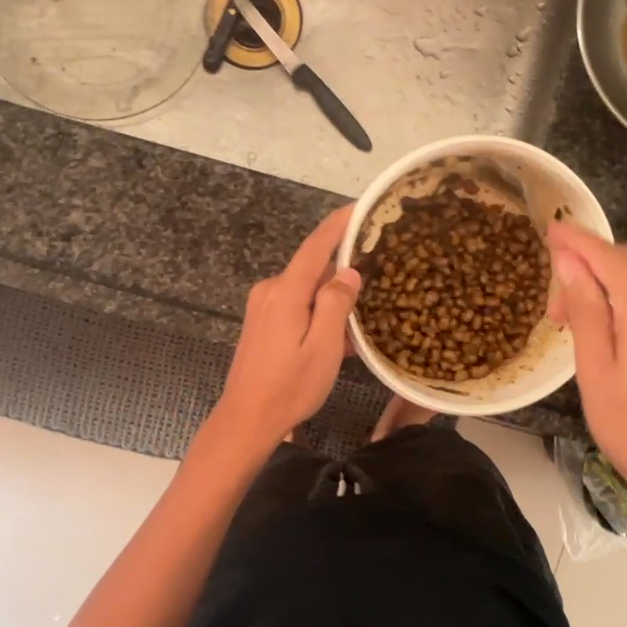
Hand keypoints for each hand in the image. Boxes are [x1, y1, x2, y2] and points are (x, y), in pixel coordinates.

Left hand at [213, 206, 361, 445]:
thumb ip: (336, 304)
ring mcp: (262, 308)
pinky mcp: (261, 325)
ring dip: (332, 298)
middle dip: (343, 269)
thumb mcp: (323, 347)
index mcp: (286, 292)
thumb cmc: (289, 387)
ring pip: (305, 291)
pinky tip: (339, 335)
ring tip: (365, 311)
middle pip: (312, 269)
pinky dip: (318, 314)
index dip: (339, 224)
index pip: (316, 246)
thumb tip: (348, 272)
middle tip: (379, 269)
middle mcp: (270, 291)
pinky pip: (296, 307)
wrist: (247, 419)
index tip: (362, 207)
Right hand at [546, 222, 626, 543]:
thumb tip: (568, 260)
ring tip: (586, 322)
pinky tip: (622, 331)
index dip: (574, 240)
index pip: (604, 254)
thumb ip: (586, 310)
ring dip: (615, 282)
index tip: (549, 228)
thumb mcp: (596, 372)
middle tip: (558, 308)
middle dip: (591, 267)